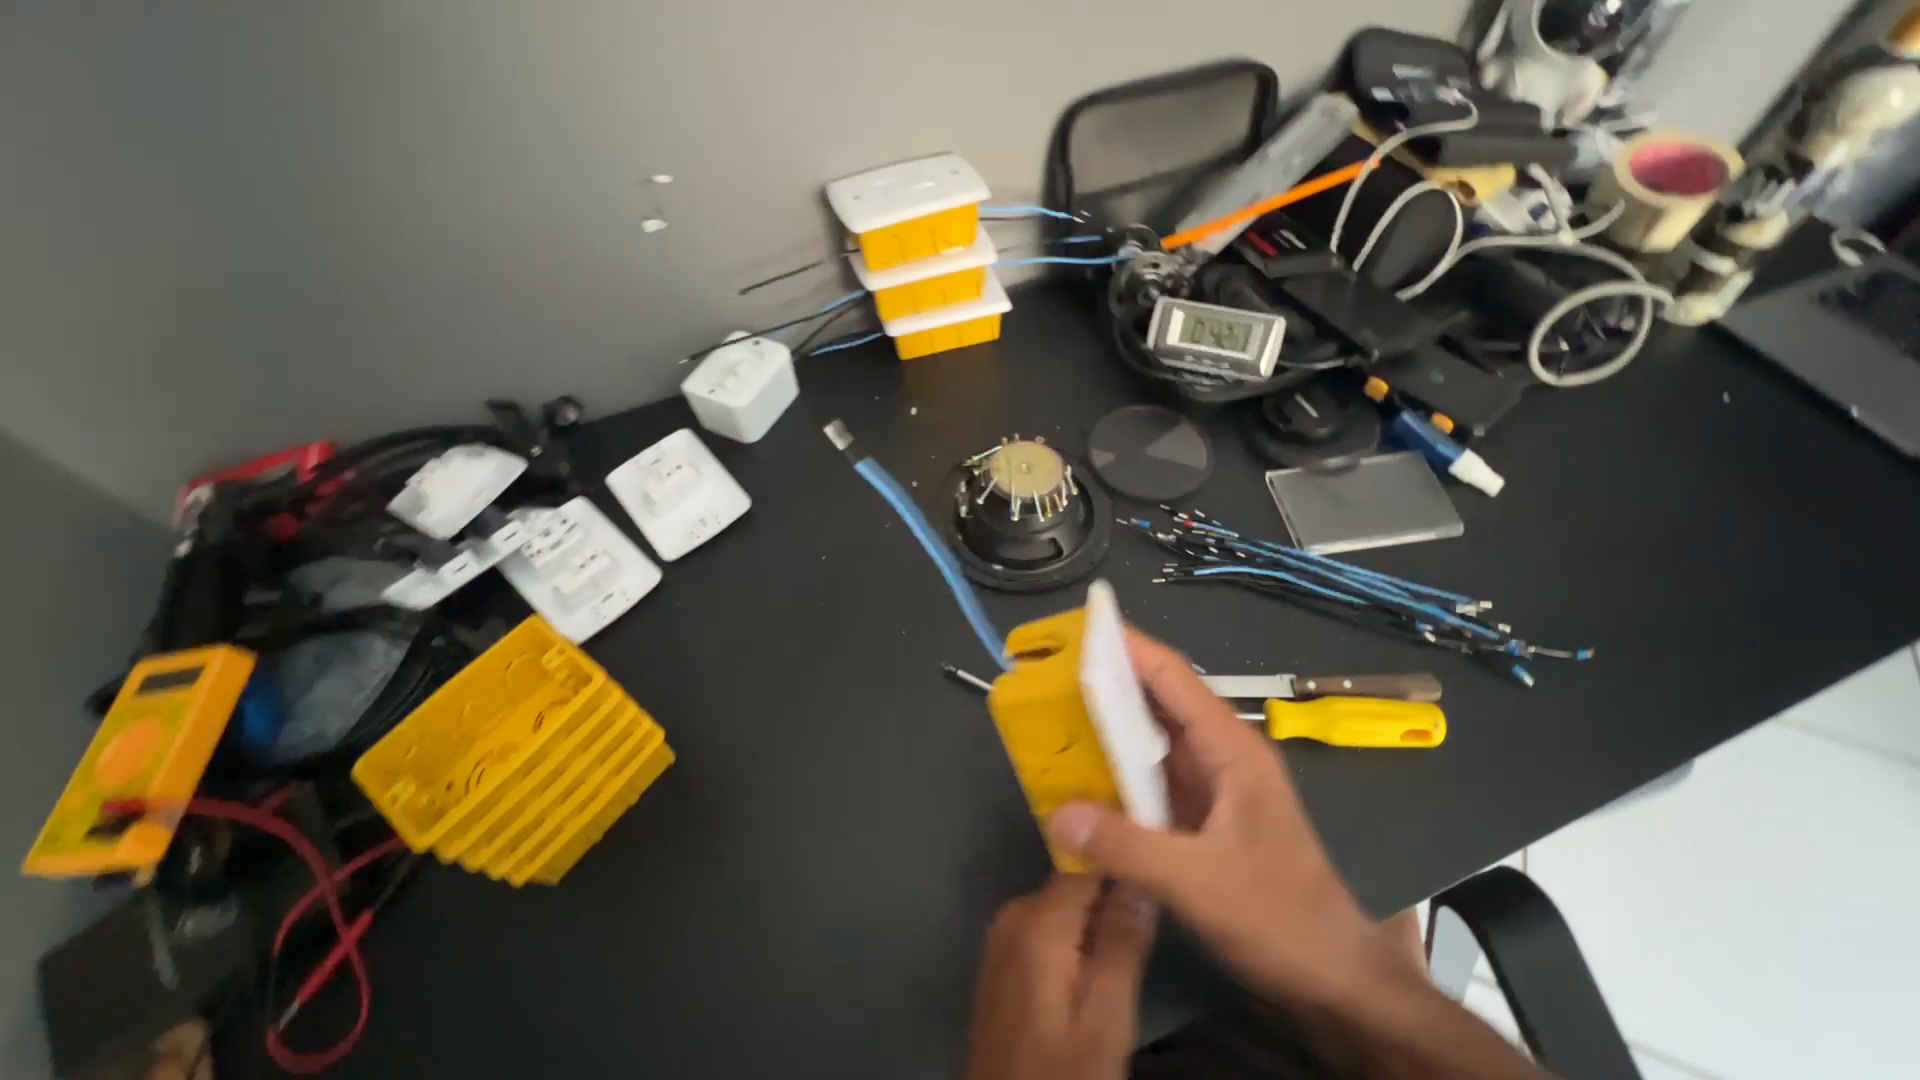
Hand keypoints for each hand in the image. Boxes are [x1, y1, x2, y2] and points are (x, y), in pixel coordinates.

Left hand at [962, 874, 1156, 1079]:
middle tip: (1154, 916)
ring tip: (1136, 937)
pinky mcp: (1001, 964)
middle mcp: (1013, 917)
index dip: (1123, 857)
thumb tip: (1139, 874)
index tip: (1159, 862)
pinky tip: (1099, 964)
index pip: (1087, 861)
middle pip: (1074, 885)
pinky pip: (1045, 930)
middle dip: (1112, 894)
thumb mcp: (1105, 1020)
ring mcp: (1001, 941)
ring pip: (1061, 908)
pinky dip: (1073, 938)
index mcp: (1038, 922)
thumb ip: (1122, 943)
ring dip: (1096, 919)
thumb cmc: (1060, 1075)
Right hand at [1045, 629, 1392, 1005]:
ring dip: (1108, 728)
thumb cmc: (1279, 917)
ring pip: (1153, 741)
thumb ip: (1126, 846)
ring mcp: (1214, 788)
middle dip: (1107, 682)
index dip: (1129, 647)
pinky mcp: (1203, 818)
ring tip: (1053, 715)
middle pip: (1160, 701)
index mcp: (1232, 749)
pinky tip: (1081, 779)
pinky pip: (1152, 780)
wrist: (1332, 976)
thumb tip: (1057, 811)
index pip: (1174, 678)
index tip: (1080, 627)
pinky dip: (1117, 773)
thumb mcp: (1198, 882)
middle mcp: (1222, 756)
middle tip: (1048, 673)